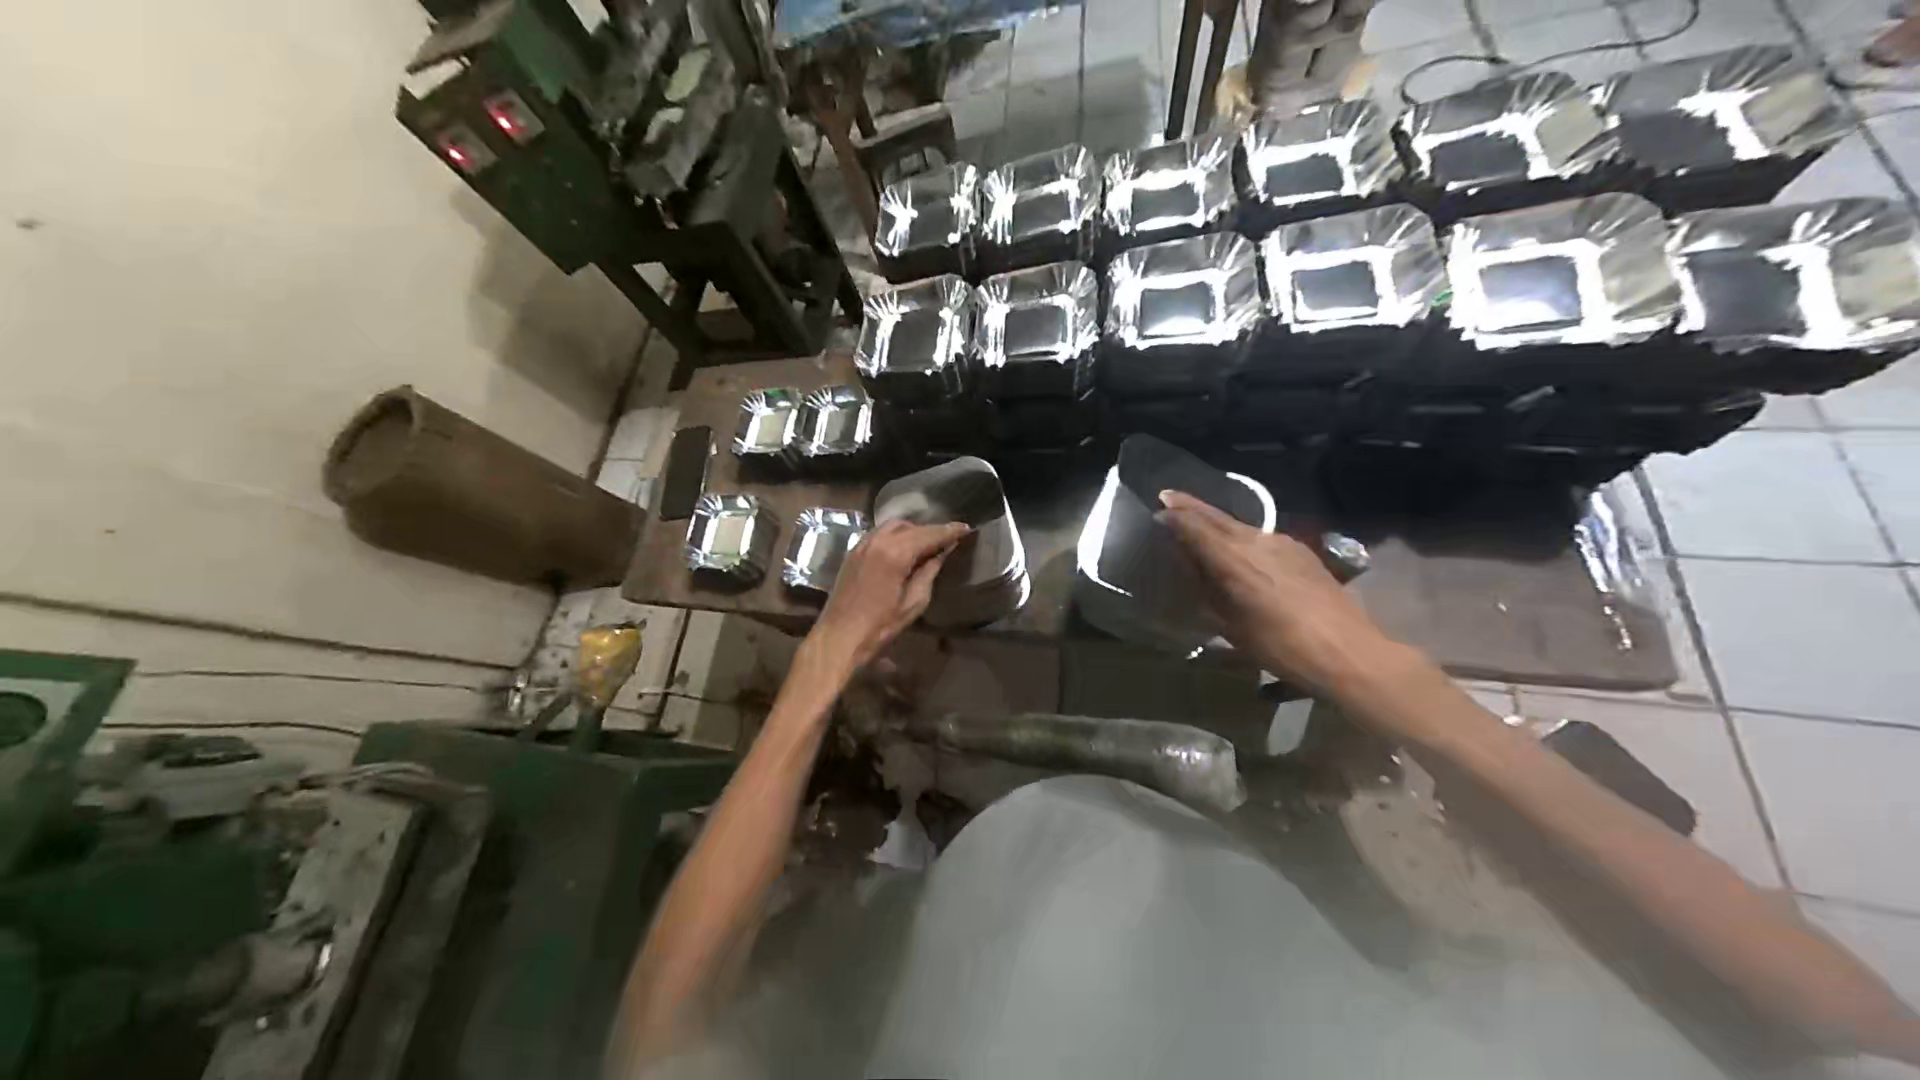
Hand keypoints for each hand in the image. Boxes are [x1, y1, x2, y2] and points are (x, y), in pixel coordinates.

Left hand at [806, 519, 970, 673]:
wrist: (839, 637)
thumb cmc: (880, 626)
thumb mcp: (913, 602)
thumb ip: (929, 572)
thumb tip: (941, 553)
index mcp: (895, 553)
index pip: (928, 534)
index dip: (949, 531)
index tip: (966, 529)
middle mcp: (877, 541)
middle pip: (910, 526)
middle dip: (930, 530)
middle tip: (948, 540)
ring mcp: (861, 544)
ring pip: (892, 527)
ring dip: (912, 531)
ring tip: (927, 543)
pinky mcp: (853, 552)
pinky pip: (878, 534)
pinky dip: (895, 536)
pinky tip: (903, 549)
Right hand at [1158, 490, 1408, 695]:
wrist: (1347, 652)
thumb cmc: (1280, 647)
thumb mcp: (1231, 625)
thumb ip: (1207, 589)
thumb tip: (1190, 564)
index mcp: (1233, 559)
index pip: (1195, 526)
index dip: (1175, 516)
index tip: (1158, 509)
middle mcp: (1257, 541)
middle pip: (1218, 517)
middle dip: (1192, 507)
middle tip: (1170, 497)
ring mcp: (1284, 543)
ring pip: (1241, 527)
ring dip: (1218, 522)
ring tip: (1202, 525)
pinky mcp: (1303, 552)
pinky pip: (1263, 538)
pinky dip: (1243, 538)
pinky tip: (1243, 551)